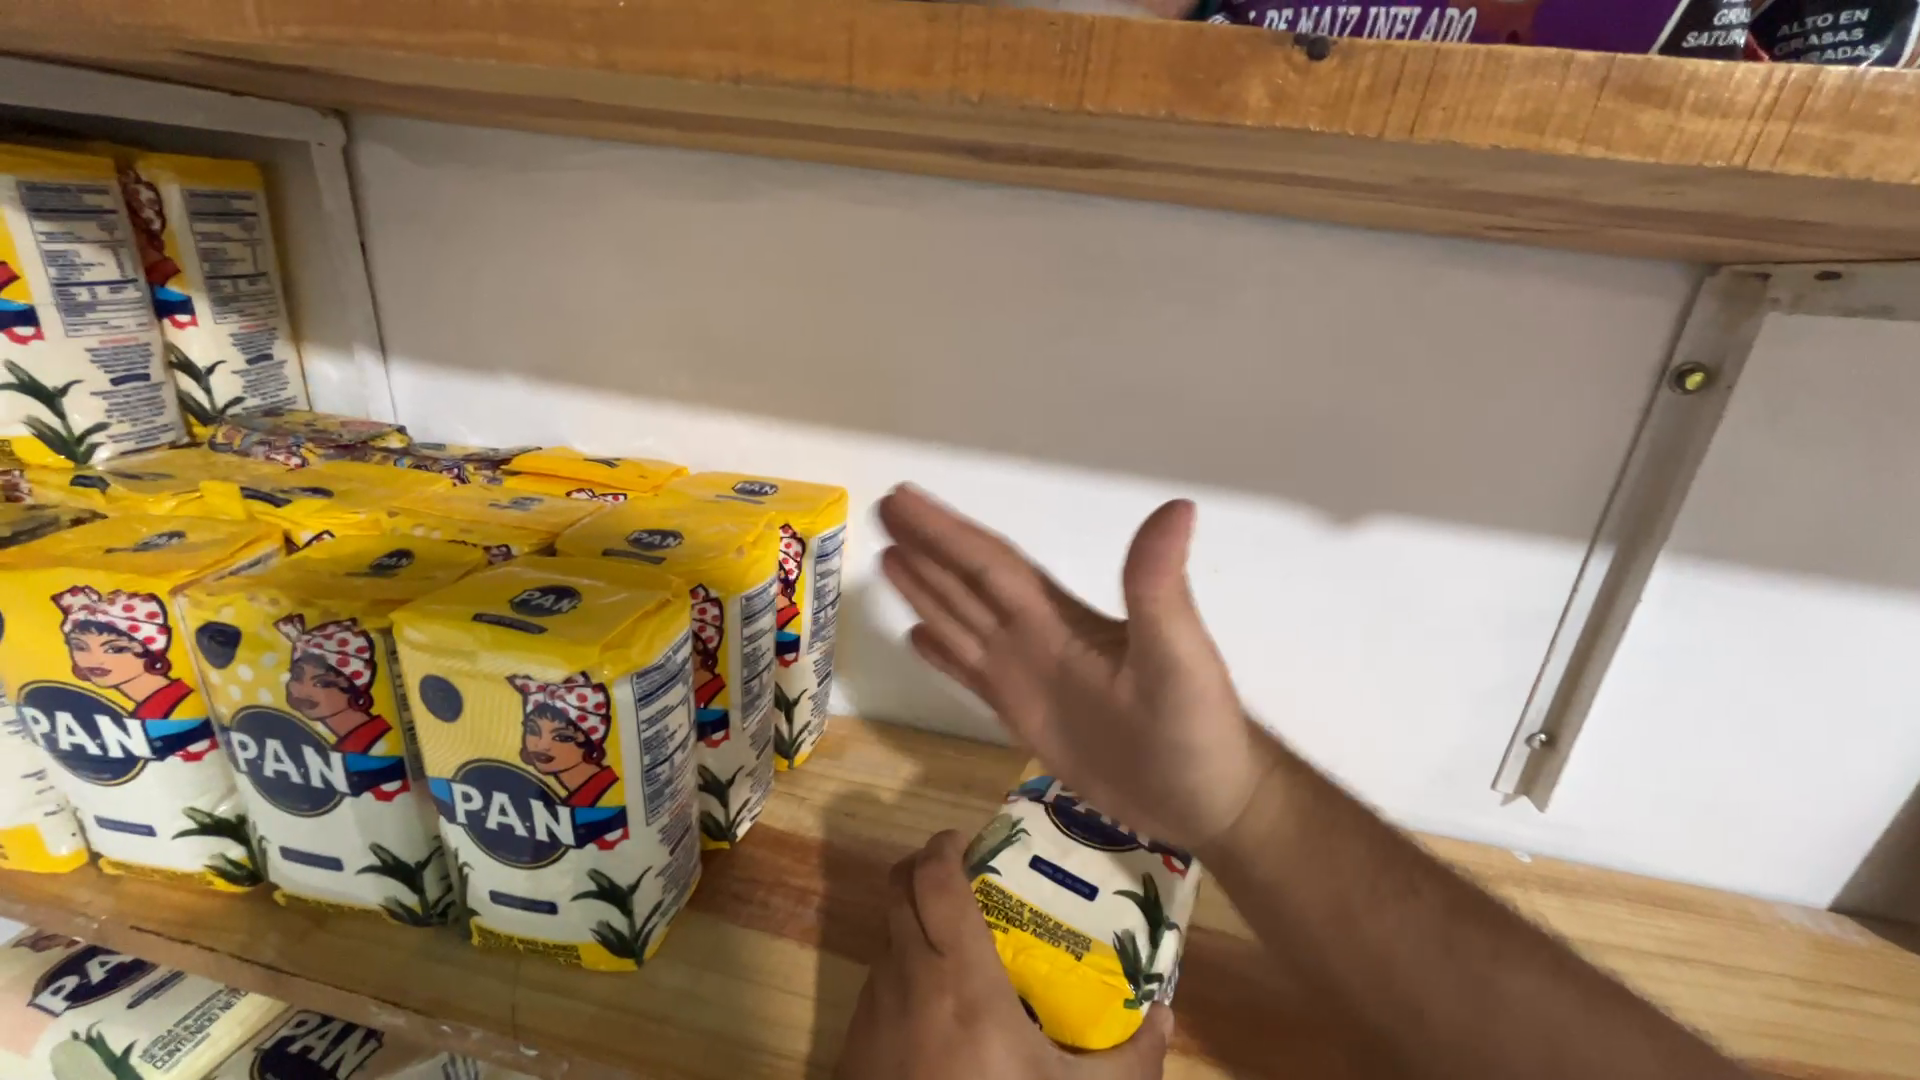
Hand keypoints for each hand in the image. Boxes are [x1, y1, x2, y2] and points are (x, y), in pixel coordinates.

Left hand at [835, 831, 1172, 1079]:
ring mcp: (874, 1008)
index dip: (944, 845)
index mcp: (960, 975)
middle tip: (964, 877)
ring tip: (957, 946)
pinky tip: (937, 1010)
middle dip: (924, 868)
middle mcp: (908, 975)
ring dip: (915, 923)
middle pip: (898, 888)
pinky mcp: (853, 1042)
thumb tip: (1166, 1018)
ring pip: (887, 935)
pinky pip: (877, 983)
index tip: (967, 840)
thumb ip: (1129, 1060)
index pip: (935, 878)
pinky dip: (903, 972)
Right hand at [877, 485, 1271, 855]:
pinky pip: (971, 675)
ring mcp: (1027, 675)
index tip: (902, 499)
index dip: (946, 531)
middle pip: (967, 582)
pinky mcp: (1024, 714)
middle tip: (882, 512)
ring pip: (963, 621)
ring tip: (887, 560)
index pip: (990, 563)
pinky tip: (918, 638)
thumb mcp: (1179, 655)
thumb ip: (1159, 587)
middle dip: (926, 547)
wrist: (1206, 797)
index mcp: (1060, 617)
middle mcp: (1035, 636)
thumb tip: (1176, 508)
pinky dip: (944, 653)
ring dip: (926, 590)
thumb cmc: (1195, 727)